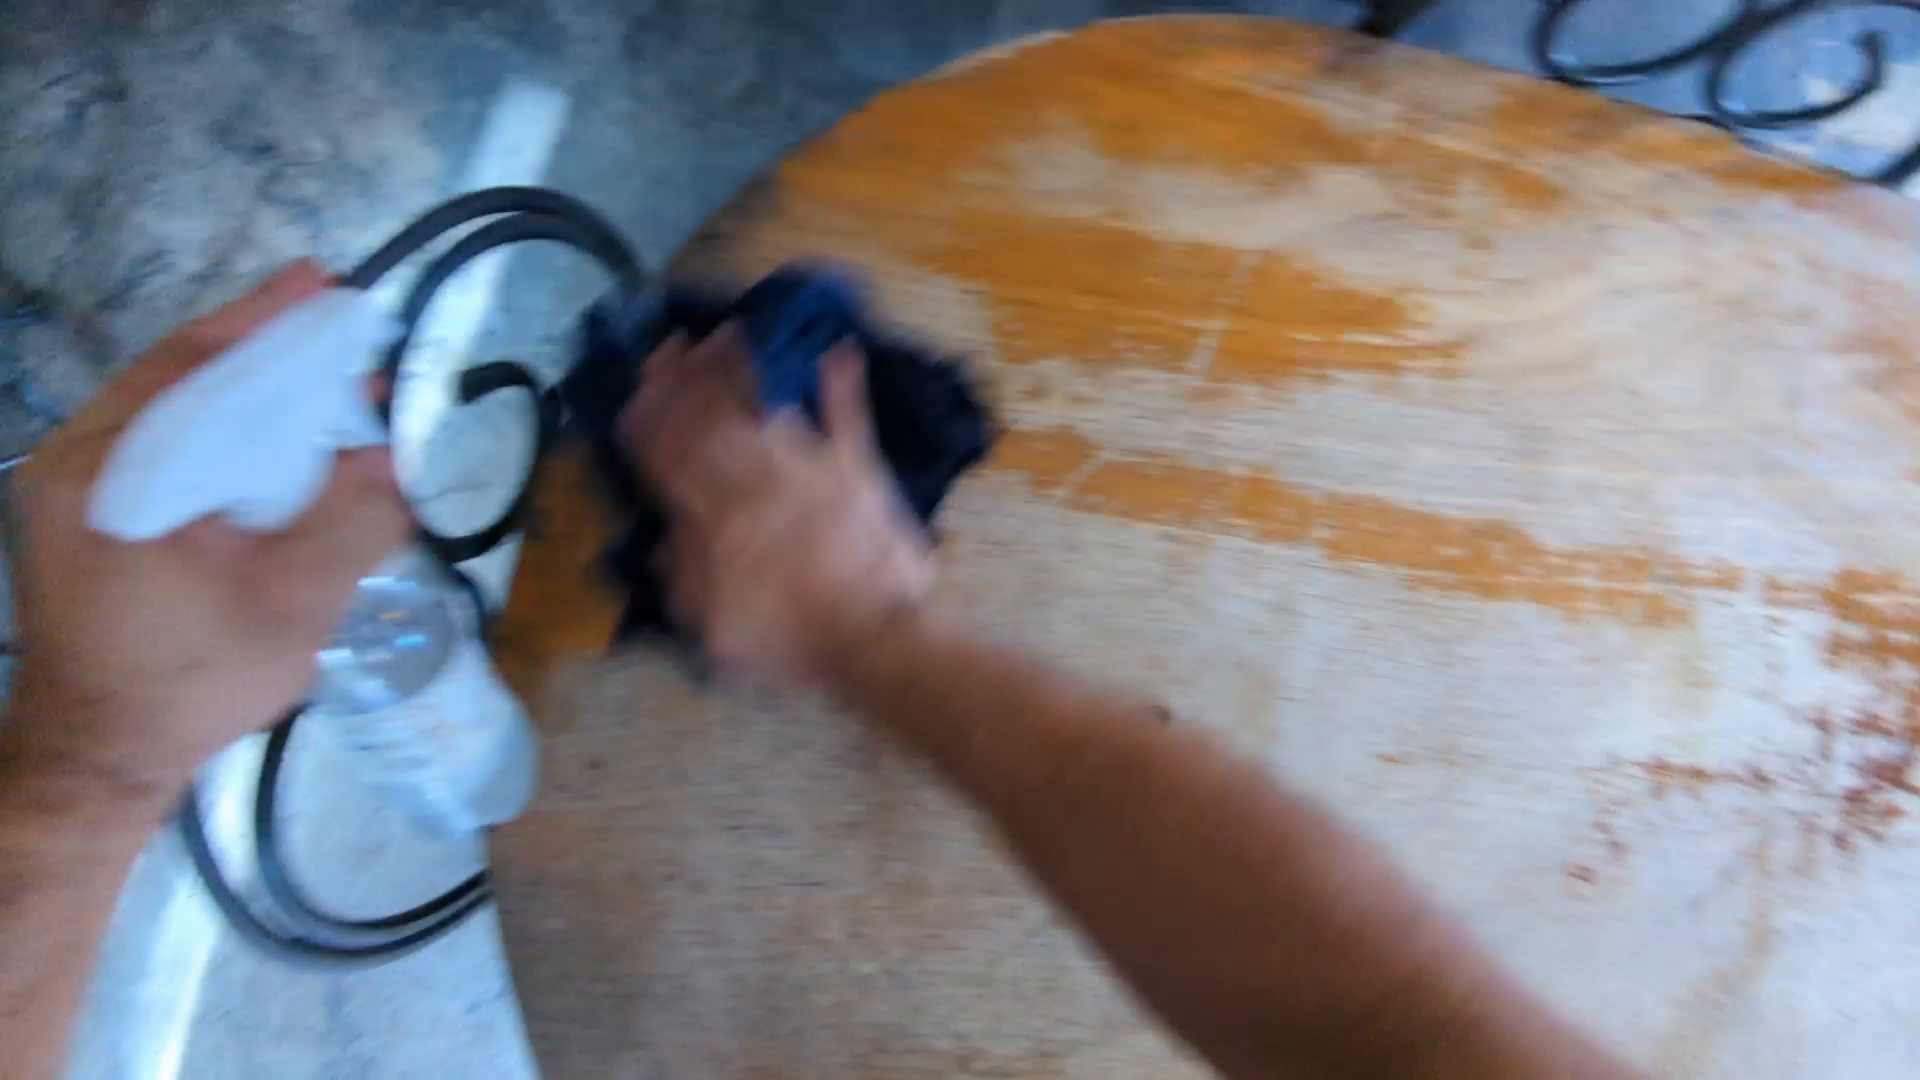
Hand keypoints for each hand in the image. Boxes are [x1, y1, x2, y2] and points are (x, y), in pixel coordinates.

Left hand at [7, 261, 407, 792]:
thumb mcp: (294, 600)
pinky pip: (189, 450)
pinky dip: (249, 432)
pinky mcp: (115, 518)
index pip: (195, 372)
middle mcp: (88, 467)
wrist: (105, 751)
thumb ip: (349, 521)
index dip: (265, 323)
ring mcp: (93, 492)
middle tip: (348, 332)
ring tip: (337, 385)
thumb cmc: (197, 675)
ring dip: (264, 392)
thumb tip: (393, 456)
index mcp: (114, 476)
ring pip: (188, 414)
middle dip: (272, 350)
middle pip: (187, 381)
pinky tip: (297, 445)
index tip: (324, 284)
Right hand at [619, 326, 931, 684]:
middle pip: (711, 422)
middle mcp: (757, 483)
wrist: (874, 638)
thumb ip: (684, 578)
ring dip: (741, 371)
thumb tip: (662, 539)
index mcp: (717, 521)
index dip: (651, 422)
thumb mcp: (717, 629)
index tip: (638, 391)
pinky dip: (844, 387)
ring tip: (723, 335)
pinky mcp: (858, 471)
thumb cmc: (793, 641)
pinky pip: (849, 420)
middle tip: (669, 346)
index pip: (672, 458)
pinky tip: (840, 351)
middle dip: (685, 381)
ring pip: (766, 409)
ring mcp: (811, 470)